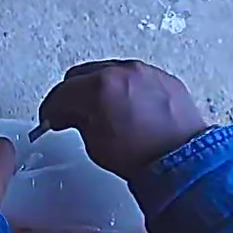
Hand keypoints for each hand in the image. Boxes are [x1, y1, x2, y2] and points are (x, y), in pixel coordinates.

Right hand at [35, 60, 207, 178]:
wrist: (182, 161)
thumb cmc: (143, 156)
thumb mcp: (95, 144)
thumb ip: (77, 121)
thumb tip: (73, 115)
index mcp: (100, 86)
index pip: (62, 92)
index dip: (51, 108)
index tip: (50, 117)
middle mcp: (123, 71)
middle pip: (82, 75)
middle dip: (73, 94)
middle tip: (70, 114)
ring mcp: (145, 72)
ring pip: (109, 72)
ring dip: (99, 89)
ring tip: (100, 112)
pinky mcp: (162, 78)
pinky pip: (134, 77)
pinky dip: (124, 89)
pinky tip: (125, 108)